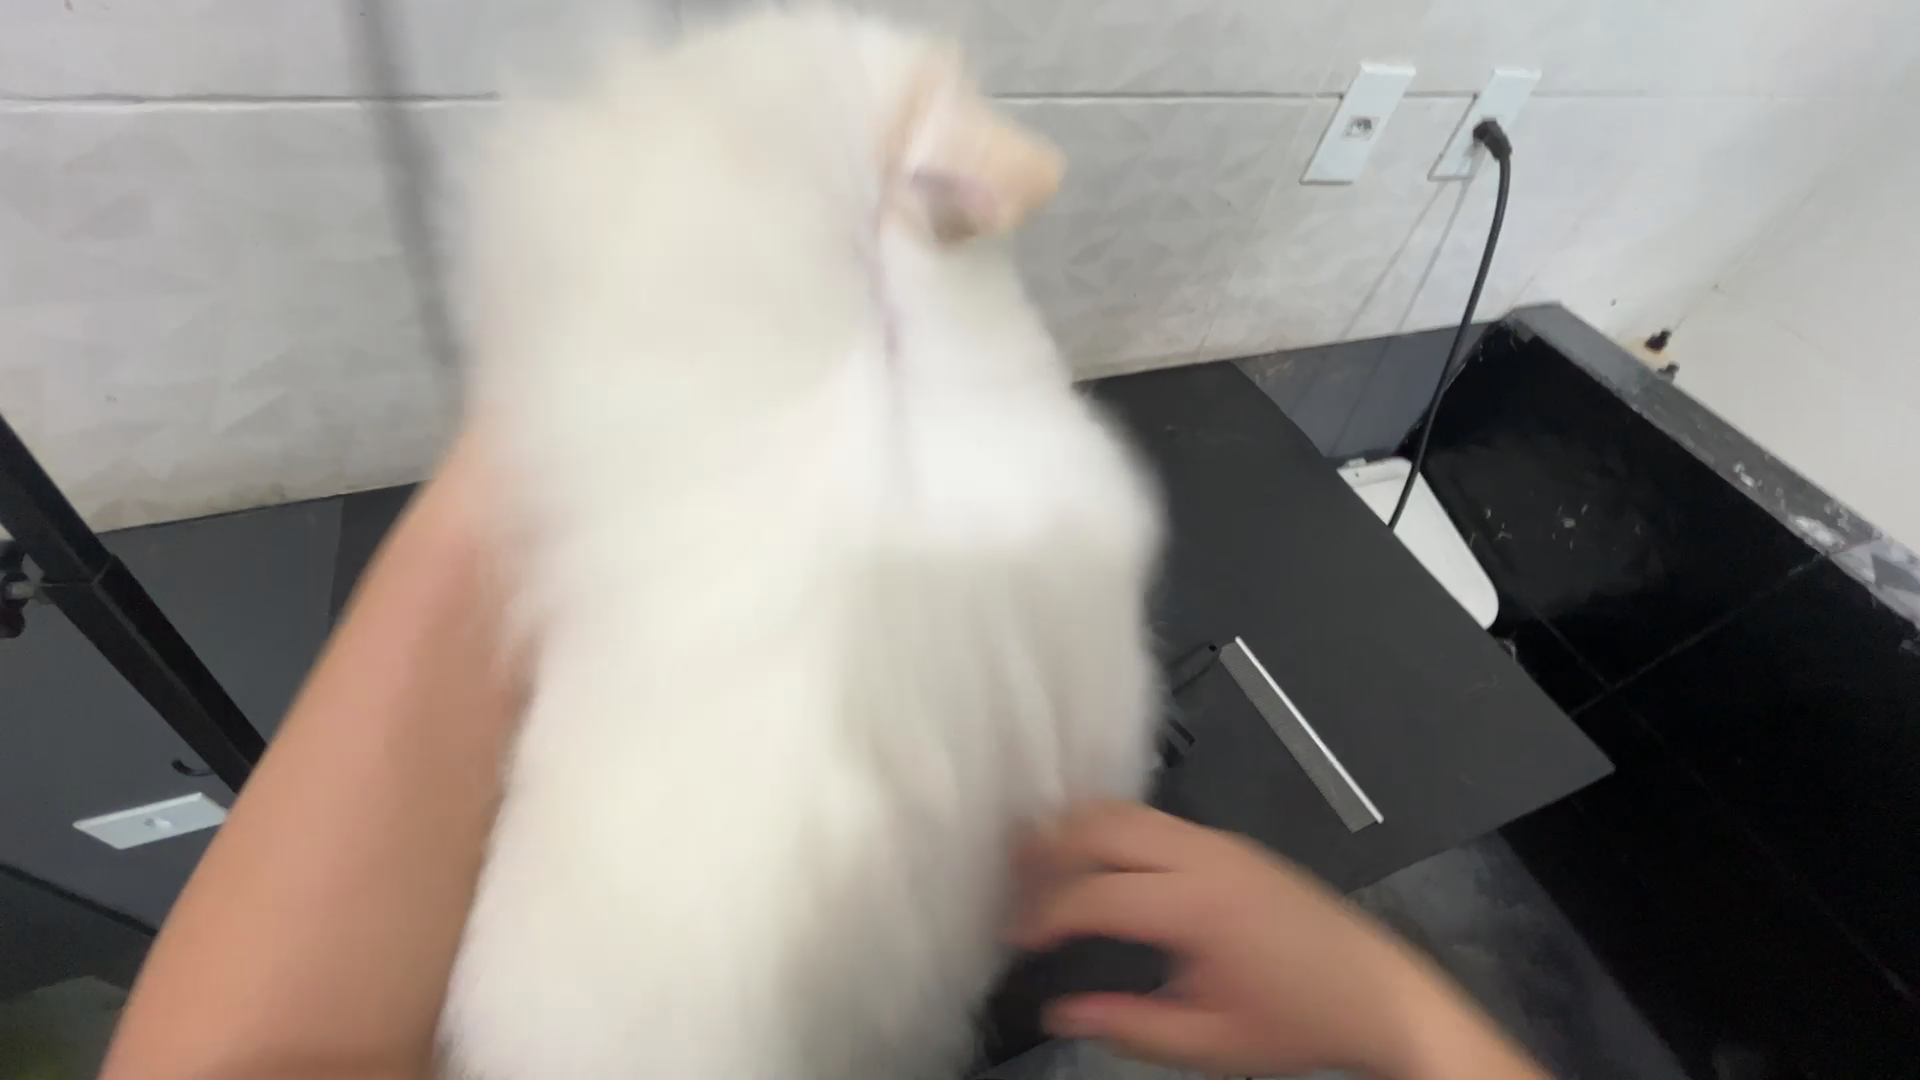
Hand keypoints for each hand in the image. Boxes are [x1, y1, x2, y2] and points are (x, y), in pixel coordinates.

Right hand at [1008, 802, 1545, 1079]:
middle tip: (1012, 880)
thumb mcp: (1212, 1042)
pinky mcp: (1221, 838)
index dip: (1047, 912)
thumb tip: (1058, 1009)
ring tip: (1038, 859)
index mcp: (1196, 906)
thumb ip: (1130, 1025)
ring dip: (1074, 828)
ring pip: (1123, 810)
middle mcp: (1199, 853)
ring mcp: (1212, 837)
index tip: (1015, 936)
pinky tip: (1091, 853)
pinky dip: (1106, 825)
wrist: (1382, 991)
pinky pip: (1146, 816)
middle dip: (1048, 849)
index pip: (1098, 894)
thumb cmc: (1298, 1023)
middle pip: (1102, 826)